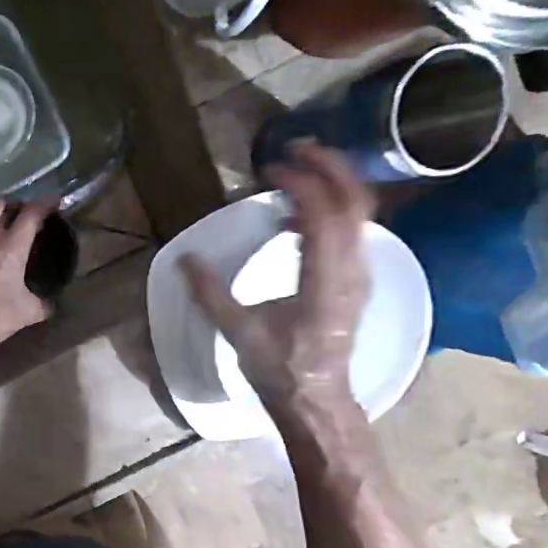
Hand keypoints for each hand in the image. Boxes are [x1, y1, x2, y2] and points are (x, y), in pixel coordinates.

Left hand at [0, 199, 53, 366]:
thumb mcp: (28, 313)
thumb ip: (44, 303)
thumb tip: (52, 303)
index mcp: (10, 247)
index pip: (30, 214)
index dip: (45, 203)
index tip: (54, 200)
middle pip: (0, 205)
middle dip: (16, 204)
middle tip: (26, 214)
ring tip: (6, 229)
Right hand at [181, 142, 373, 408]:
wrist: (318, 400)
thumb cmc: (280, 369)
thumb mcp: (239, 332)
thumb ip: (211, 293)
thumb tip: (186, 257)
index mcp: (324, 281)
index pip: (323, 215)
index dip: (301, 182)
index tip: (269, 169)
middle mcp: (352, 270)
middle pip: (355, 201)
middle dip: (329, 166)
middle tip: (295, 146)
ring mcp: (361, 273)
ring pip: (362, 212)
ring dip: (335, 181)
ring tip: (300, 166)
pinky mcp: (357, 278)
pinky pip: (354, 228)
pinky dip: (332, 206)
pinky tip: (298, 213)